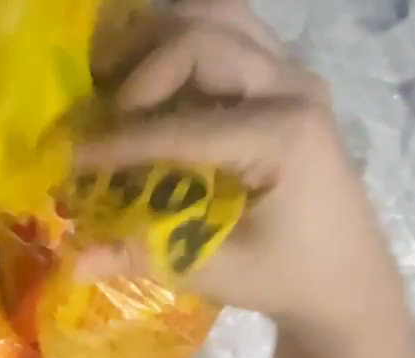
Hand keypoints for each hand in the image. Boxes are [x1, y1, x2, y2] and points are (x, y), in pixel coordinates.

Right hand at [77, 0, 409, 342]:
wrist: (344, 271)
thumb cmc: (282, 275)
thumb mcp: (211, 270)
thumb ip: (141, 256)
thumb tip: (72, 261)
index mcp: (280, 136)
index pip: (179, 126)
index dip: (117, 143)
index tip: (70, 160)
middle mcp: (291, 88)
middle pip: (203, 36)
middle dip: (140, 70)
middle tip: (100, 113)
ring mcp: (290, 76)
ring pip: (220, 18)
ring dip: (162, 42)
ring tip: (118, 85)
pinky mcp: (281, 80)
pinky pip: (228, 36)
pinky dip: (181, 48)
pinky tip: (149, 87)